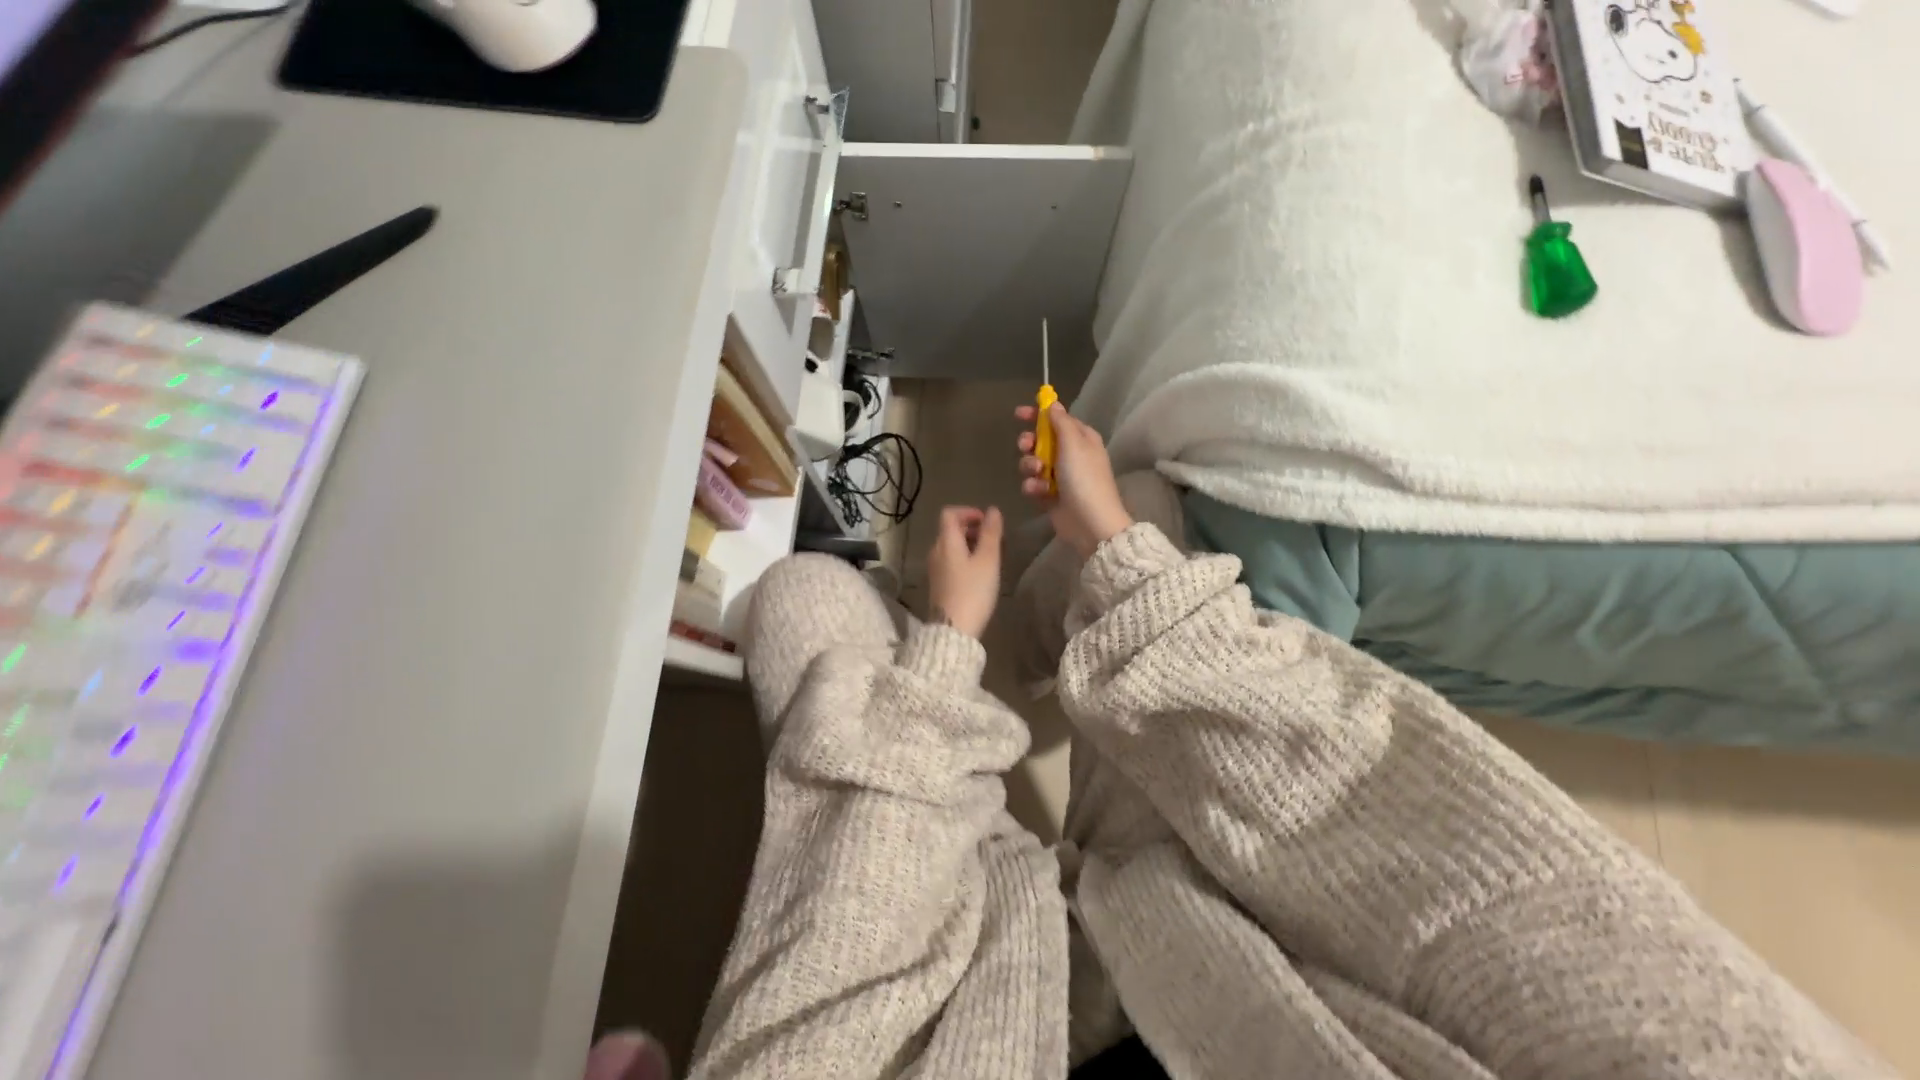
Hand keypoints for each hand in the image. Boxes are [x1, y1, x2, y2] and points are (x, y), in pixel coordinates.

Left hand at [927, 505, 1002, 637]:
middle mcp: (936, 551)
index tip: (988, 523)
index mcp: (946, 541)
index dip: (969, 512)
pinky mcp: (938, 583)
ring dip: (971, 545)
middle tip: (995, 541)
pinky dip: (965, 558)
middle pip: (951, 529)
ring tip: (992, 557)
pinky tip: (980, 573)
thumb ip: (991, 533)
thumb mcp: (988, 560)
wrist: (953, 629)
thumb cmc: (973, 591)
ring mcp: (935, 568)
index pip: (950, 513)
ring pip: (952, 546)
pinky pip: (951, 561)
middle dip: (973, 529)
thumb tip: (993, 510)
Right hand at [1015, 402, 1132, 558]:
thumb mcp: (1074, 444)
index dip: (1037, 415)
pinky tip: (1039, 492)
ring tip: (1037, 474)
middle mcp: (1071, 455)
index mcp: (1081, 438)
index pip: (1057, 419)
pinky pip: (1033, 484)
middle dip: (1029, 443)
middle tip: (1026, 447)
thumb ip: (1061, 422)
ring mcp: (1060, 476)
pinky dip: (1034, 487)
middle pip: (1041, 440)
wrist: (1091, 524)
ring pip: (1033, 463)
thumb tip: (1053, 404)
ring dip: (1030, 466)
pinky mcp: (1050, 496)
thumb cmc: (1084, 479)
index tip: (1018, 414)